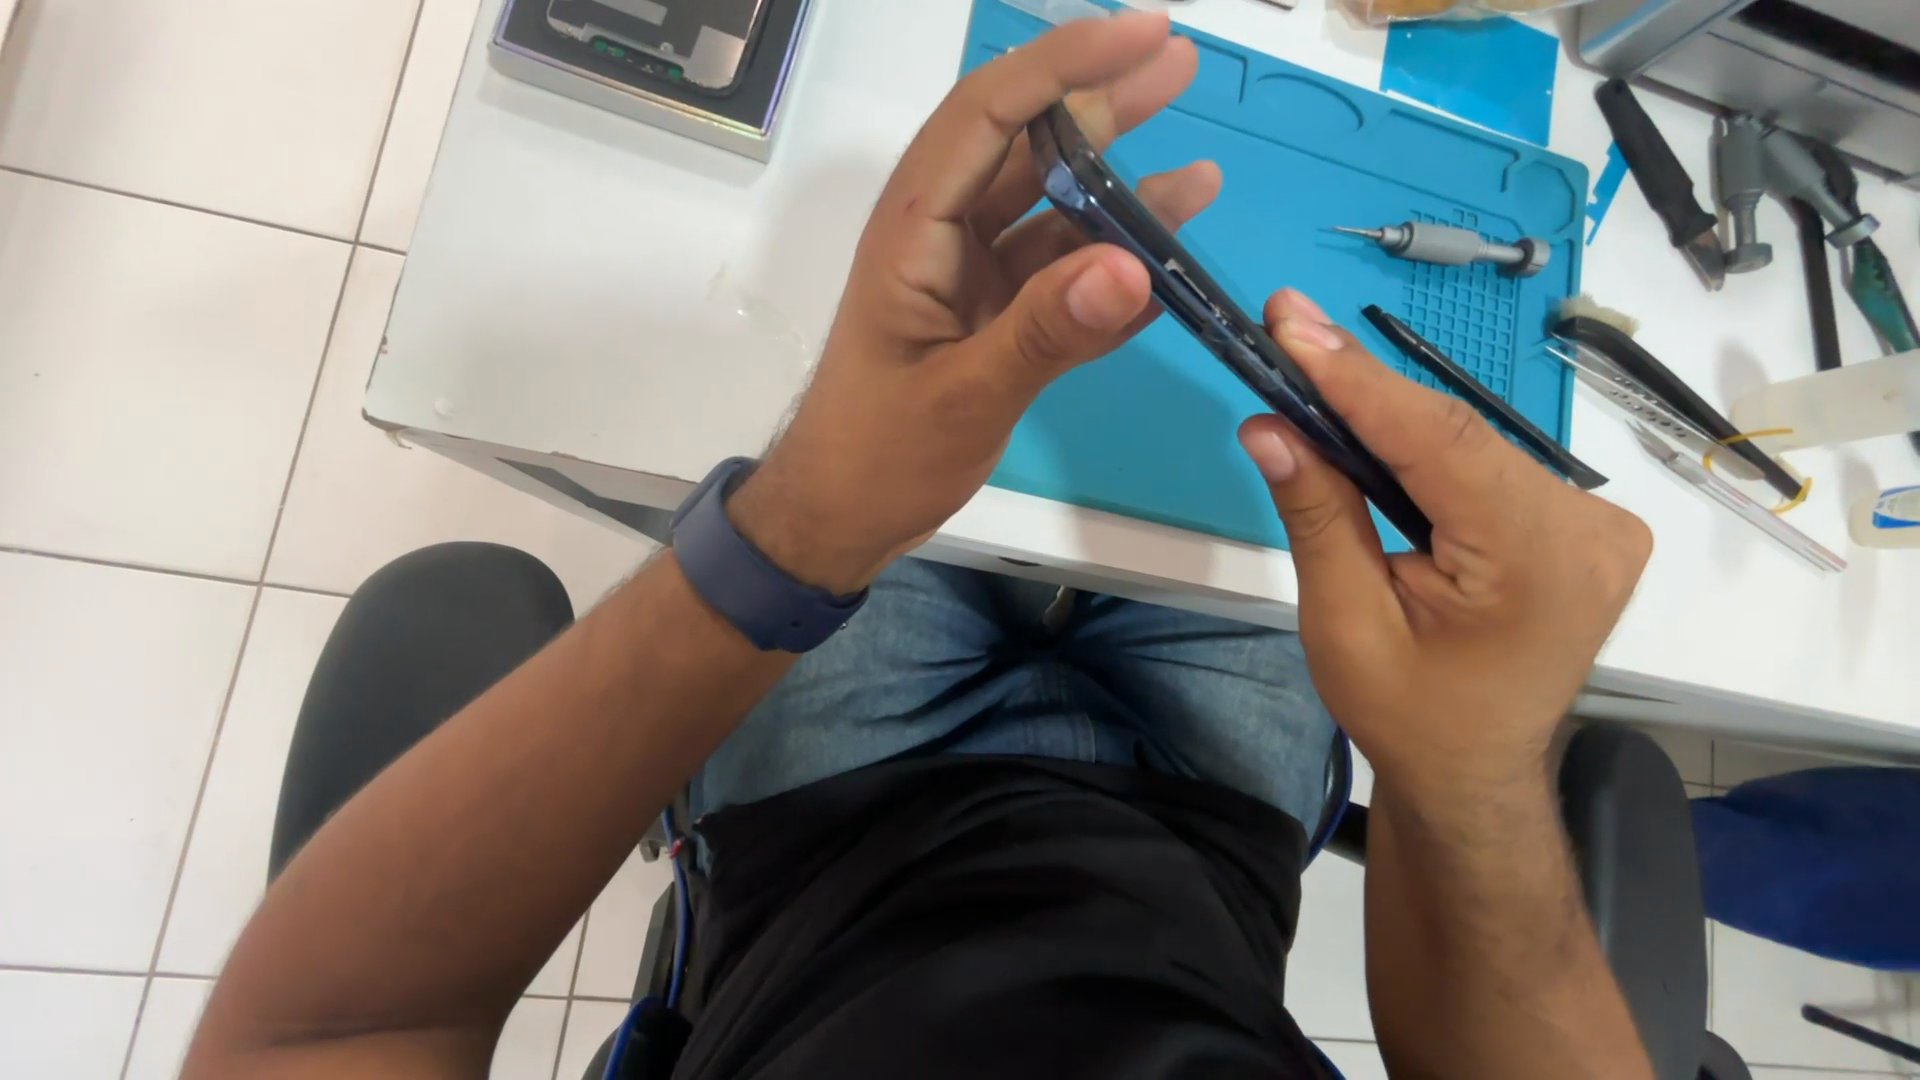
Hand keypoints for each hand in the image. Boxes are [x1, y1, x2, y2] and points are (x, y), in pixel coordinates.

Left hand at [726, 13, 1220, 592]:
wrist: (841, 516)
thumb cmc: (876, 459)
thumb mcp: (961, 397)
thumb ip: (1043, 334)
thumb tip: (1132, 267)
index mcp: (914, 236)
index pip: (986, 117)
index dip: (1062, 66)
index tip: (1142, 35)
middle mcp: (943, 243)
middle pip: (1025, 152)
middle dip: (1100, 106)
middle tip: (1179, 68)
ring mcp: (969, 286)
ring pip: (1049, 218)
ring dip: (1117, 196)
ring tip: (1197, 178)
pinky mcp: (990, 327)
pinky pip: (1056, 285)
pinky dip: (1106, 275)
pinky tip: (1162, 266)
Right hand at [1239, 290, 1652, 799]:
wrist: (1470, 772)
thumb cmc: (1403, 712)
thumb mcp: (1344, 621)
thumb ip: (1317, 516)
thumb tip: (1268, 427)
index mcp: (1537, 562)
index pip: (1435, 441)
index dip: (1356, 378)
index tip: (1292, 321)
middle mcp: (1587, 526)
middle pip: (1452, 434)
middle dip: (1360, 386)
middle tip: (1287, 327)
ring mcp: (1592, 523)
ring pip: (1464, 443)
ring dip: (1382, 413)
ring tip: (1308, 368)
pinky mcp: (1574, 525)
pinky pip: (1479, 465)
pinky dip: (1413, 446)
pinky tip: (1362, 427)